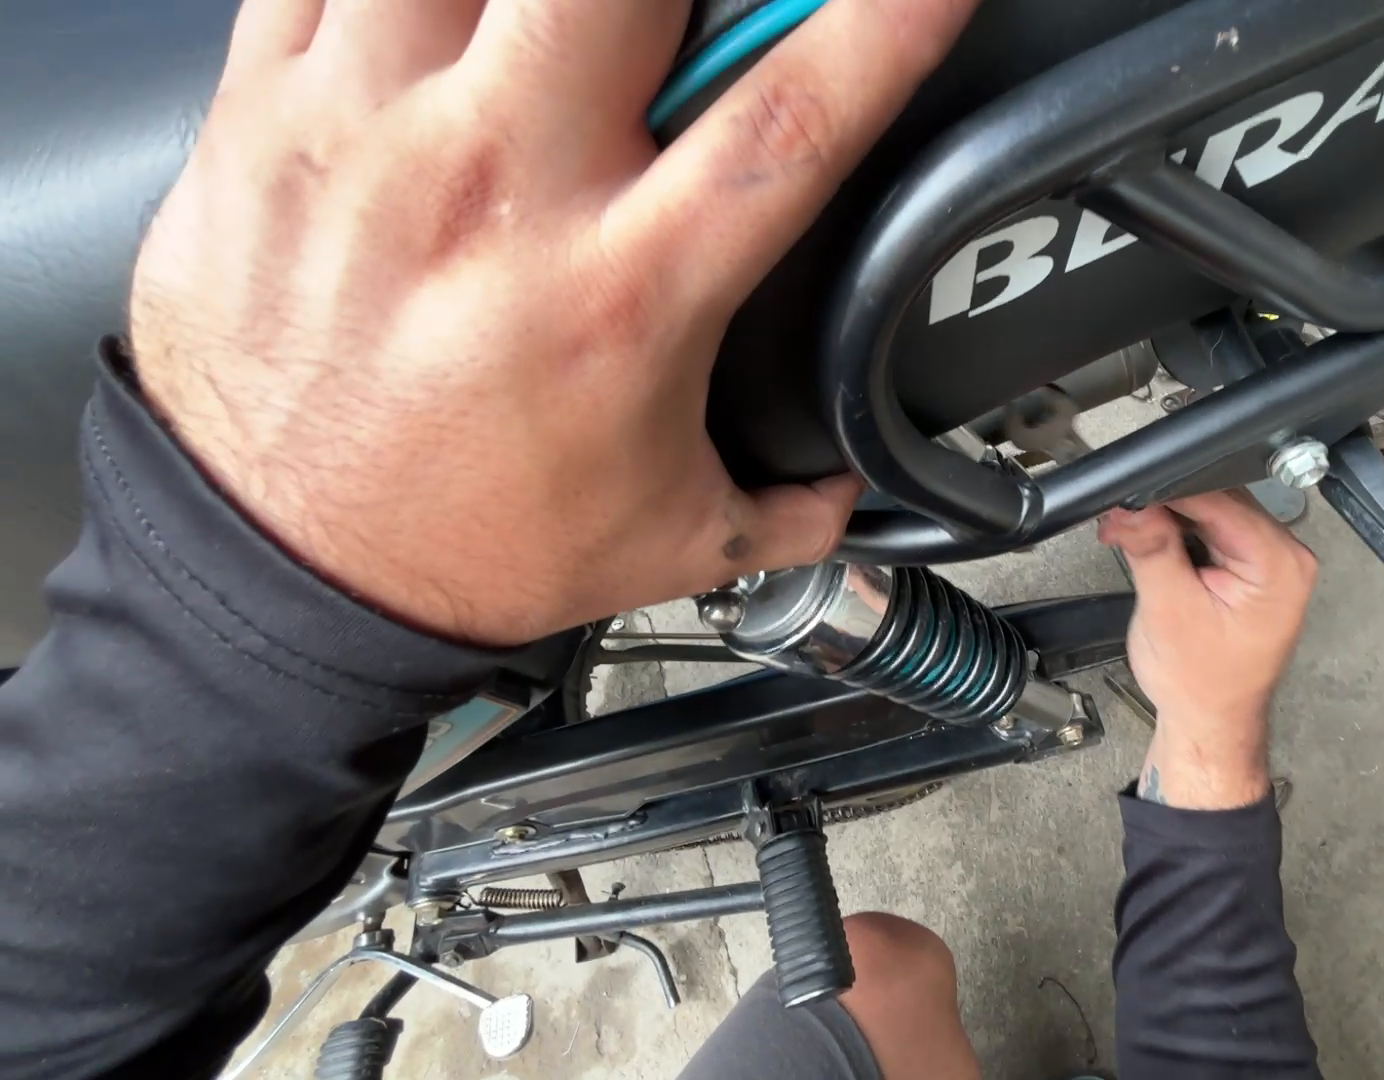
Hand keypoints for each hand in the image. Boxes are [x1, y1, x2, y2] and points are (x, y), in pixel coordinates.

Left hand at [128, 0, 978, 645]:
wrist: (299, 570)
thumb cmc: (487, 549)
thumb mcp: (683, 545)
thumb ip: (796, 511)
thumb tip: (850, 483)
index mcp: (629, 297)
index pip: (790, 126)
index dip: (880, 31)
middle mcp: (504, 192)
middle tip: (720, 11)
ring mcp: (376, 132)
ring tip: (599, 29)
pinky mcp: (275, 113)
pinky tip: (480, 23)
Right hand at [1099, 491, 1317, 809]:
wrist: (1206, 721)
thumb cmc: (1200, 683)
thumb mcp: (1168, 611)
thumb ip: (1152, 550)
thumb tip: (1131, 505)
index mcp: (1279, 564)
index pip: (1220, 500)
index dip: (1166, 493)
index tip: (1125, 496)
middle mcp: (1283, 556)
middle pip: (1217, 500)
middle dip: (1163, 506)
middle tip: (1119, 523)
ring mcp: (1267, 561)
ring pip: (1209, 512)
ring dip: (1165, 519)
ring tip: (1130, 538)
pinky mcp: (1247, 567)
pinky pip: (1209, 531)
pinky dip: (1175, 534)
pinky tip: (1151, 547)